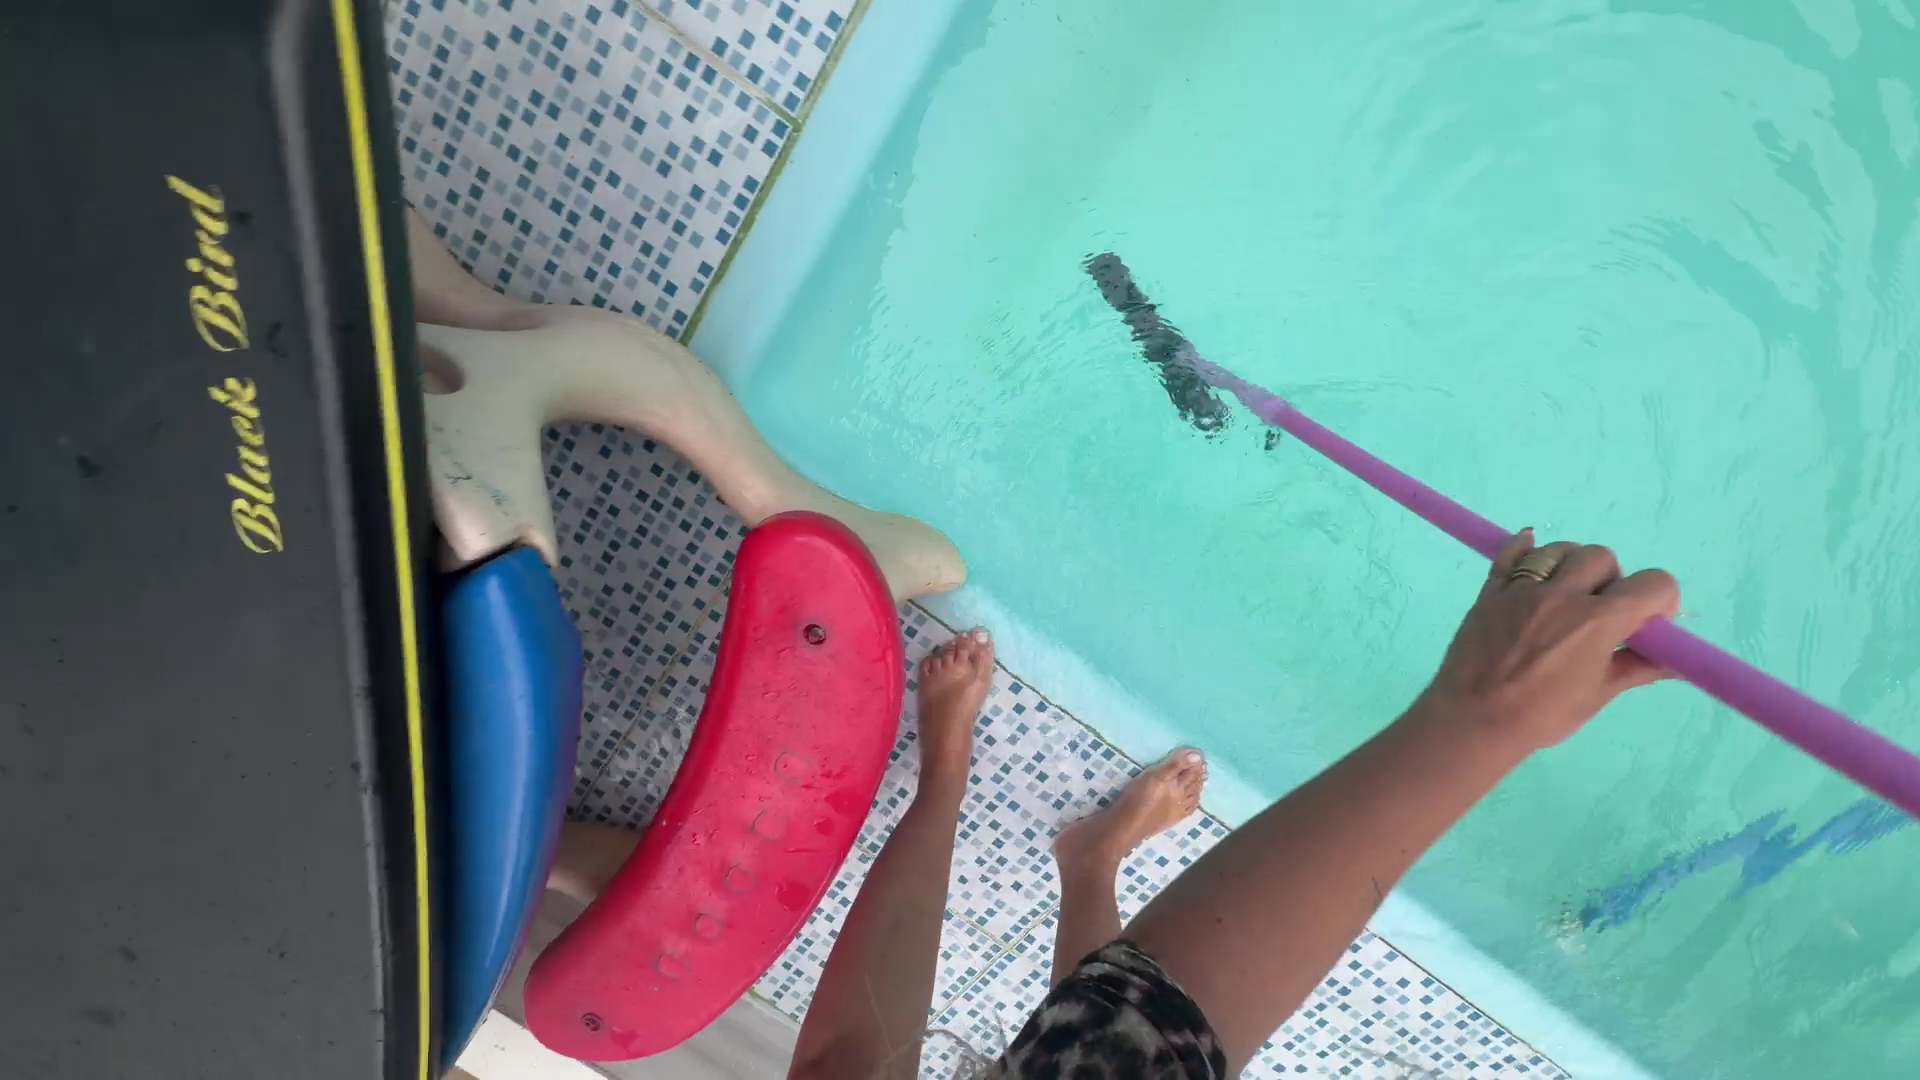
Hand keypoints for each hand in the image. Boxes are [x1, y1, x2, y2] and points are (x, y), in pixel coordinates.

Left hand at [1421, 530, 1679, 748]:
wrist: (1474, 715)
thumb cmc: (1541, 713)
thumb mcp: (1598, 693)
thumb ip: (1637, 667)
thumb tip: (1674, 661)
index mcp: (1597, 621)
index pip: (1653, 582)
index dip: (1661, 598)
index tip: (1650, 619)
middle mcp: (1559, 596)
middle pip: (1600, 557)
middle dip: (1611, 577)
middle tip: (1601, 606)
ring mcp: (1519, 592)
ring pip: (1555, 550)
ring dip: (1569, 563)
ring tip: (1567, 589)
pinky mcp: (1487, 595)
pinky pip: (1505, 556)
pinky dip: (1521, 546)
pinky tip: (1529, 545)